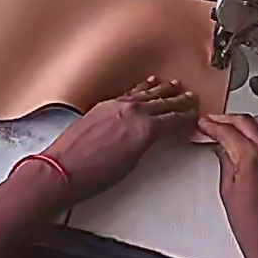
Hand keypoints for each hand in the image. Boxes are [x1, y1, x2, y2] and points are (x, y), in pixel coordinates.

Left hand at [39, 77, 197, 201]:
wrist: (64, 169)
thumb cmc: (95, 174)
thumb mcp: (132, 163)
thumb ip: (146, 143)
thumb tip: (153, 136)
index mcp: (146, 129)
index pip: (173, 119)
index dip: (186, 117)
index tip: (194, 114)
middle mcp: (134, 112)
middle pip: (164, 103)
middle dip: (180, 100)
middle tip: (191, 96)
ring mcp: (119, 105)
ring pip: (148, 93)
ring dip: (163, 89)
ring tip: (174, 85)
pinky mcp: (105, 104)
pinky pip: (131, 92)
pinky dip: (142, 87)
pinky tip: (148, 84)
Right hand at [197, 114, 257, 257]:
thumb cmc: (253, 227)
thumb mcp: (227, 190)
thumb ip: (225, 161)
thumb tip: (221, 148)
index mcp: (251, 156)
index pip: (228, 130)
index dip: (211, 125)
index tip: (202, 124)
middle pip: (245, 121)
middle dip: (225, 119)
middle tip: (210, 123)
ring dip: (241, 122)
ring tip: (224, 128)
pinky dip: (253, 131)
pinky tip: (241, 139)